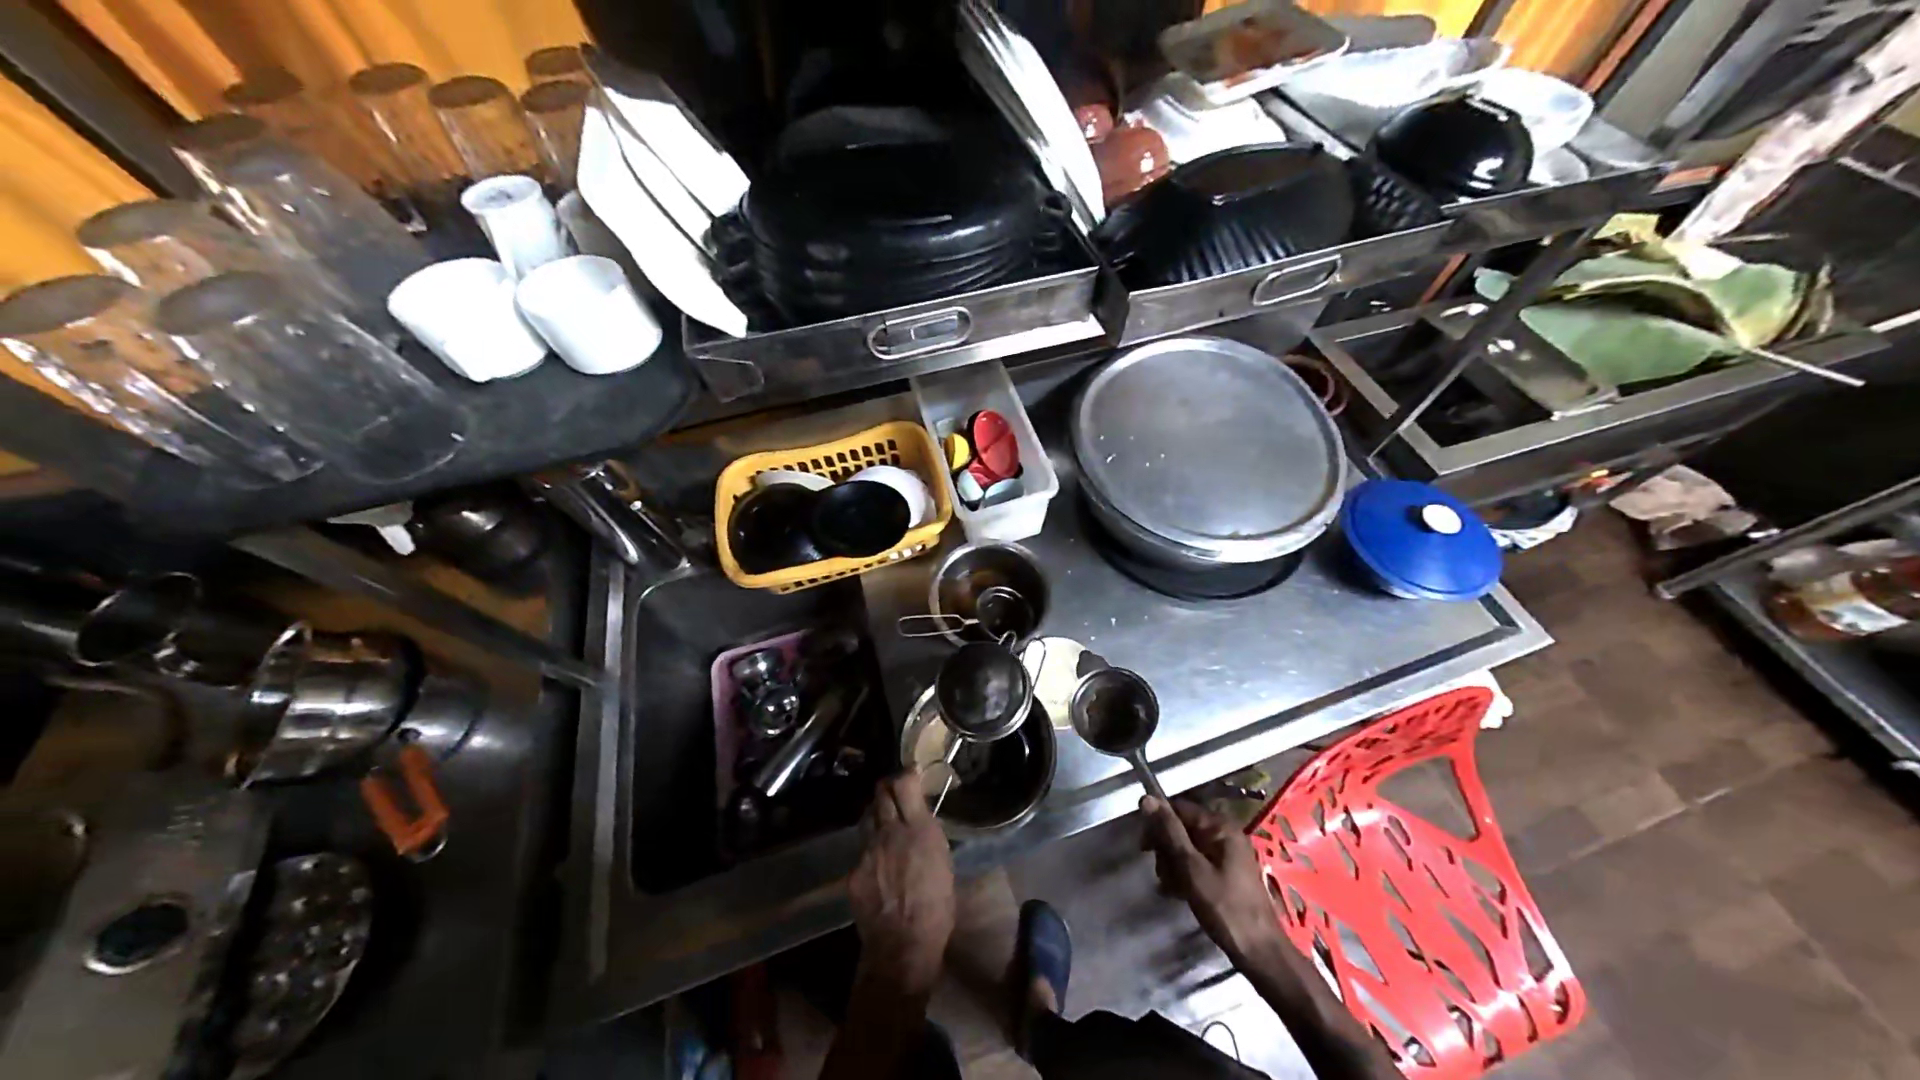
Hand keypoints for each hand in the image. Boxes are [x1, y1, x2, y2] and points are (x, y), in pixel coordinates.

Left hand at [849, 772, 954, 993]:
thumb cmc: (937, 909)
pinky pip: (861, 852)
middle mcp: (890, 832)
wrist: (902, 945)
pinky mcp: (853, 871)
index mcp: (919, 830)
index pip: (904, 784)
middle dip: (886, 788)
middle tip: (892, 790)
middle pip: (880, 795)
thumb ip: (929, 838)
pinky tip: (877, 866)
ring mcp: (868, 851)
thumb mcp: (944, 864)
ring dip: (876, 817)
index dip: (906, 775)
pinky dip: (870, 852)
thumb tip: (923, 825)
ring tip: (884, 824)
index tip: (910, 774)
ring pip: (867, 820)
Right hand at [1140, 796, 1285, 964]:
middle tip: (1162, 874)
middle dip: (1166, 849)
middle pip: (1182, 827)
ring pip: (1188, 846)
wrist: (1259, 951)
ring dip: (1173, 864)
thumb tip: (1147, 799)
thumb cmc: (1224, 907)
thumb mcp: (1191, 868)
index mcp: (1220, 827)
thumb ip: (1169, 832)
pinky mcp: (1228, 872)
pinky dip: (1186, 873)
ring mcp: (1228, 853)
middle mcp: (1226, 833)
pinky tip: (1179, 893)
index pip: (1178, 809)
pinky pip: (1198, 862)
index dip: (1158, 825)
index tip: (1144, 849)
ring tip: (1171, 888)